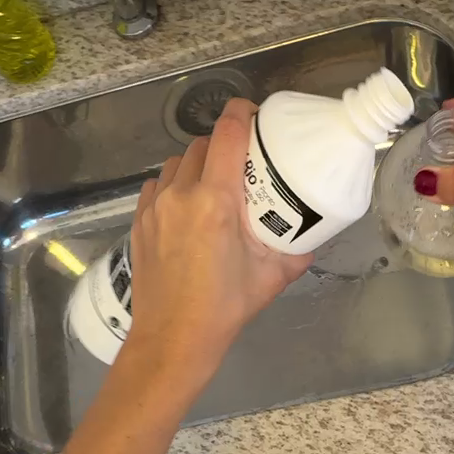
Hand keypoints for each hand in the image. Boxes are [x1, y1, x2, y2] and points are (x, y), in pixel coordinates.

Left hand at [123, 98, 311, 371]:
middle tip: (243, 165)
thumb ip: (297, 250)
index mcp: (215, 201)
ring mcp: (154, 207)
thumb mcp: (271, 278)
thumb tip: (314, 235)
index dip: (242, 114)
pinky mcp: (139, 221)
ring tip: (215, 187)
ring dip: (197, 166)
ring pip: (177, 164)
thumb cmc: (224, 308)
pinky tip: (187, 209)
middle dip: (223, 146)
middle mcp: (180, 195)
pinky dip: (174, 187)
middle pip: (201, 145)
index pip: (227, 134)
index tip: (255, 116)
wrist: (173, 338)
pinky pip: (157, 186)